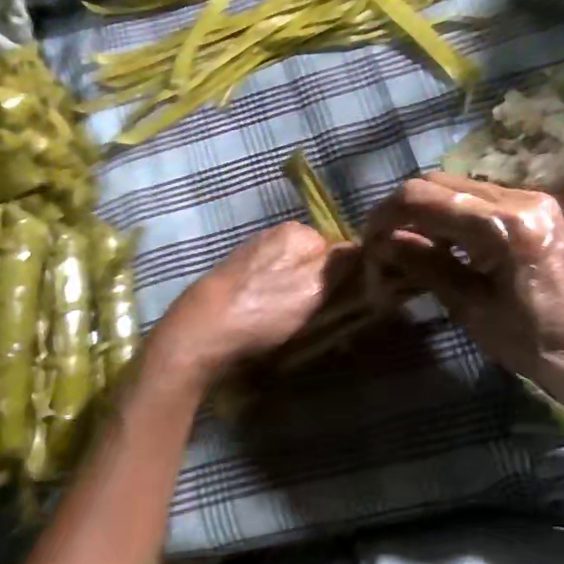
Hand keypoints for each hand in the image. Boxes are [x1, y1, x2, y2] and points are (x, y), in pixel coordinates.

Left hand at [148, 222, 350, 385]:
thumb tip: (362, 247)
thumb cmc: (263, 310)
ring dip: (292, 298)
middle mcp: (271, 235)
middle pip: (310, 262)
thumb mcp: (313, 289)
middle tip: (314, 318)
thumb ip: (340, 265)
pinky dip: (269, 303)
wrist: (201, 331)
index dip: (344, 277)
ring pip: (287, 275)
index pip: (338, 249)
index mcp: (296, 231)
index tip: (341, 304)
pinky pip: (265, 287)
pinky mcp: (231, 278)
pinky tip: (263, 321)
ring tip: (286, 324)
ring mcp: (249, 255)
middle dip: (315, 287)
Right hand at [365, 172, 563, 398]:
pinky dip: (450, 215)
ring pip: (458, 186)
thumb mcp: (469, 308)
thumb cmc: (530, 342)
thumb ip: (425, 265)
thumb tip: (382, 243)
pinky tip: (439, 243)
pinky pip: (479, 199)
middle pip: (439, 182)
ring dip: (425, 210)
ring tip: (405, 243)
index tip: (367, 240)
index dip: (387, 215)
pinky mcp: (536, 209)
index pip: (425, 198)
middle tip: (381, 241)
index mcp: (504, 226)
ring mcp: (532, 200)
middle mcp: (520, 199)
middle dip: (403, 208)